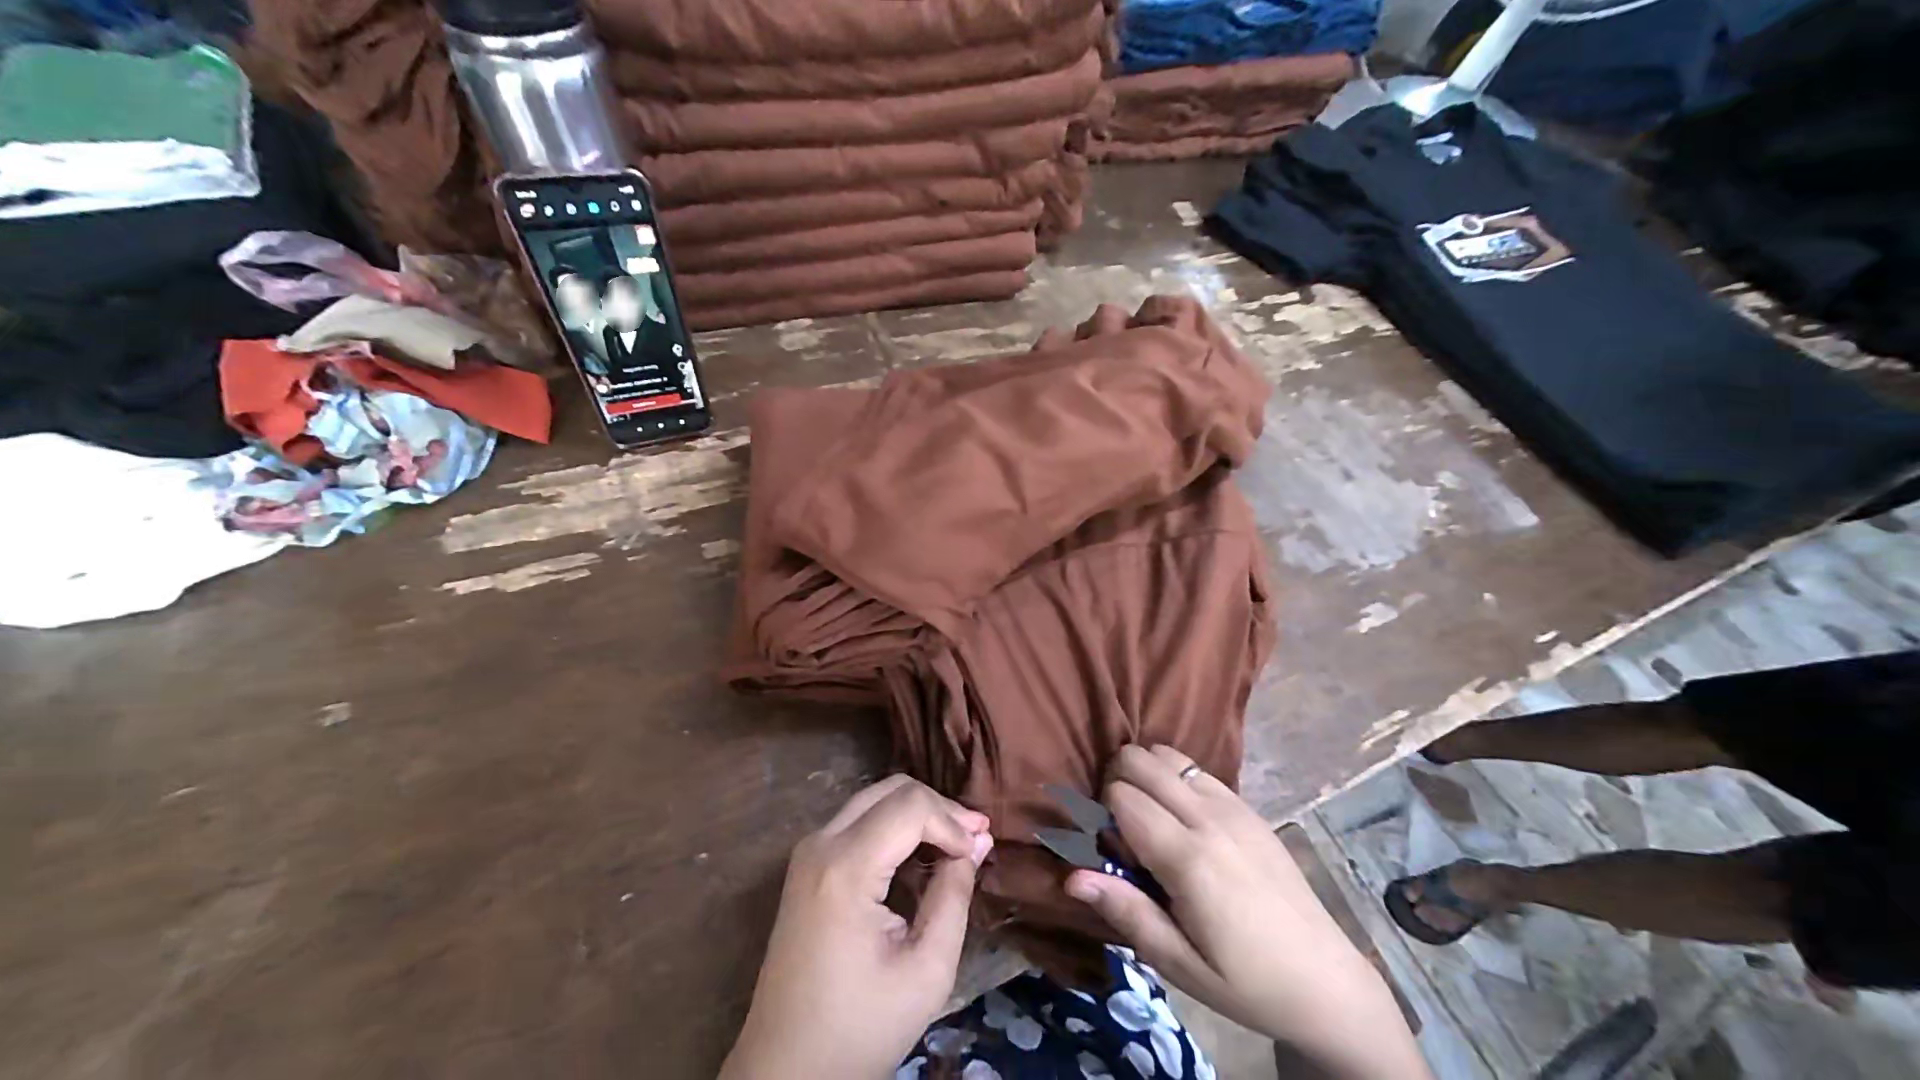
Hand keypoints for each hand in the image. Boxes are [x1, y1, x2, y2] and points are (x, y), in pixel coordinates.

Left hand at [720, 775, 993, 1079]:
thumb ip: (954, 896)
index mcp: (844, 868)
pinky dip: (895, 825)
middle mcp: (819, 844)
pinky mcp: (806, 865)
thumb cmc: (860, 1027)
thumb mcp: (926, 970)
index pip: (910, 806)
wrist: (787, 1069)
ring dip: (918, 813)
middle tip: (976, 838)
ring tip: (956, 843)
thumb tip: (977, 843)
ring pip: (873, 799)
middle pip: (891, 790)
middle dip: (939, 808)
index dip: (952, 821)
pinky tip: (920, 853)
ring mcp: (807, 852)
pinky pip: (858, 820)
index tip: (979, 853)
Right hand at [1066, 746, 1430, 1079]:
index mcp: (1189, 859)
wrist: (1327, 981)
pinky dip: (1174, 776)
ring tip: (1148, 817)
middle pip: (1140, 760)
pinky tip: (1180, 816)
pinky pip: (1197, 769)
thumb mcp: (1179, 965)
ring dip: (1145, 773)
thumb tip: (1072, 877)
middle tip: (1121, 828)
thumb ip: (1126, 912)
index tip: (1111, 849)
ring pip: (1167, 754)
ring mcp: (1234, 807)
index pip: (1122, 796)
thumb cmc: (1246, 982)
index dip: (1102, 815)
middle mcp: (1209, 819)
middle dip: (1117, 782)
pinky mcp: (1249, 808)